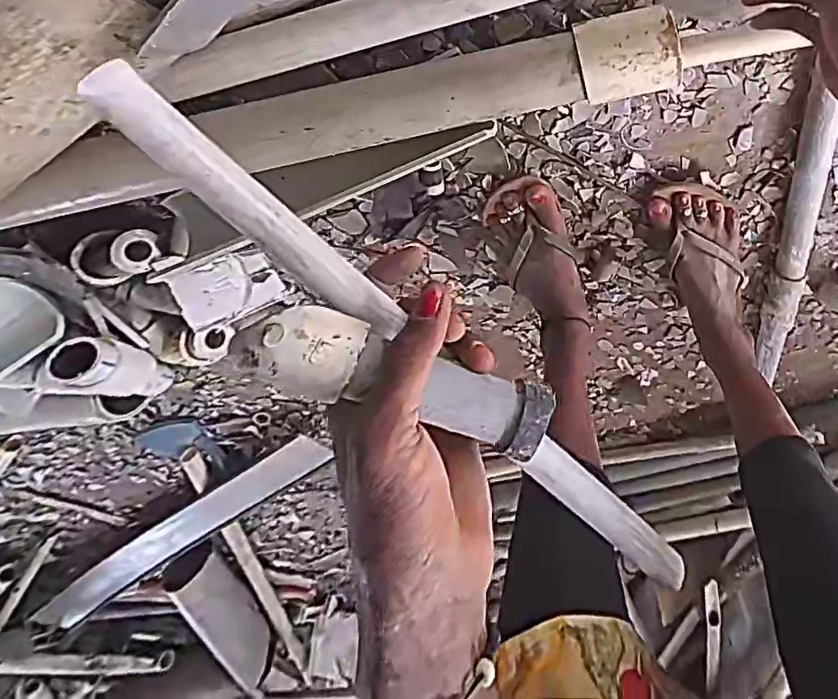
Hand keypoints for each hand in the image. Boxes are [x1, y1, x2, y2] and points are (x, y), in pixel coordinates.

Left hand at [333, 246, 496, 698]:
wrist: (437, 580)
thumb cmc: (390, 527)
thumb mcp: (387, 437)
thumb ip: (407, 366)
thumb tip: (424, 309)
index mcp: (352, 394)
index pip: (359, 323)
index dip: (380, 284)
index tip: (408, 257)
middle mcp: (385, 394)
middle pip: (408, 326)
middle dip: (432, 311)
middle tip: (448, 317)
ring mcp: (424, 405)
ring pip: (444, 346)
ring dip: (462, 340)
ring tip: (472, 352)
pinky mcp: (457, 418)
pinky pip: (473, 373)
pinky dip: (483, 365)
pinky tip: (486, 372)